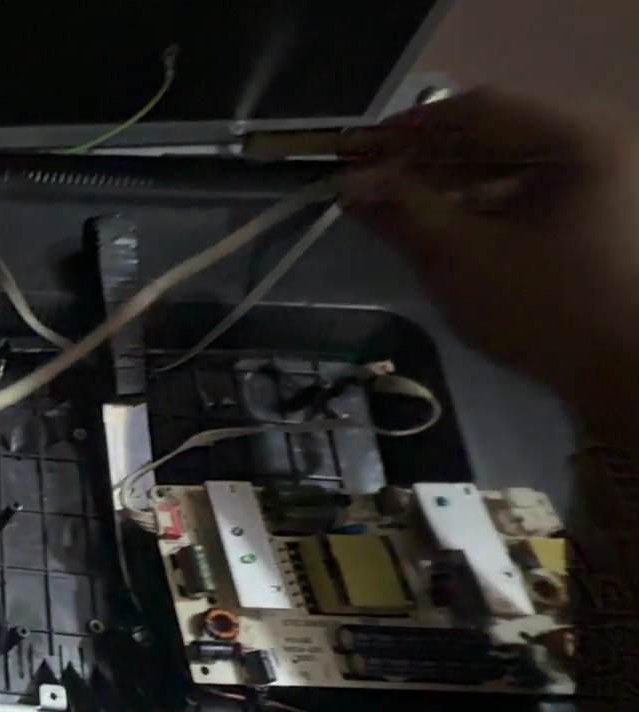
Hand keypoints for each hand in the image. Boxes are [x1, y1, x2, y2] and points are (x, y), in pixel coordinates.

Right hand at [340, 90, 638, 421]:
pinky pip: (521, 177)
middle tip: (362, 181)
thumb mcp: (455, 256)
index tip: (349, 154)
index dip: (406, 127)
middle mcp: (596, 138)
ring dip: (442, 173)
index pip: (478, 107)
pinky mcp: (594, 198)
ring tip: (389, 203)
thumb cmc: (539, 304)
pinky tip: (436, 216)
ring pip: (504, 152)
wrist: (622, 358)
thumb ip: (399, 211)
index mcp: (578, 138)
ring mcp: (600, 168)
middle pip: (493, 125)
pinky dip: (472, 190)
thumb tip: (346, 181)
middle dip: (421, 152)